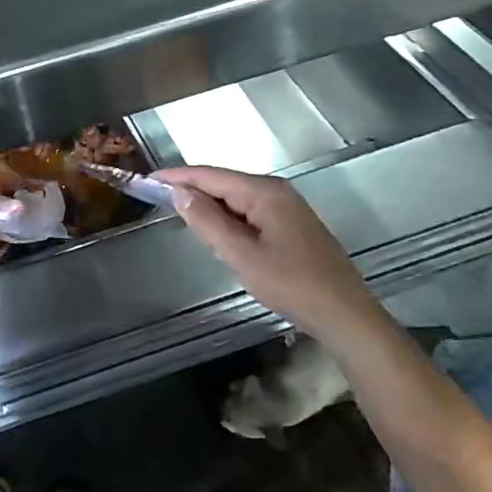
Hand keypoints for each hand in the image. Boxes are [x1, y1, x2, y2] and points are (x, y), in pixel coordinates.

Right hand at [154, 166, 386, 338]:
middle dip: (190, 188)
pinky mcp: (290, 225)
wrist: (344, 315)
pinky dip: (225, 216)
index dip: (177, 176)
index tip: (147, 180)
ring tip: (176, 213)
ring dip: (207, 204)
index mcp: (265, 193)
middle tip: (155, 199)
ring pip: (234, 198)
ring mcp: (286, 208)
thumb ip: (206, 220)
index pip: (211, 175)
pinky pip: (247, 210)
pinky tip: (212, 230)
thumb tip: (179, 192)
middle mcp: (277, 192)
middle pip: (223, 182)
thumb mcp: (239, 254)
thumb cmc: (290, 284)